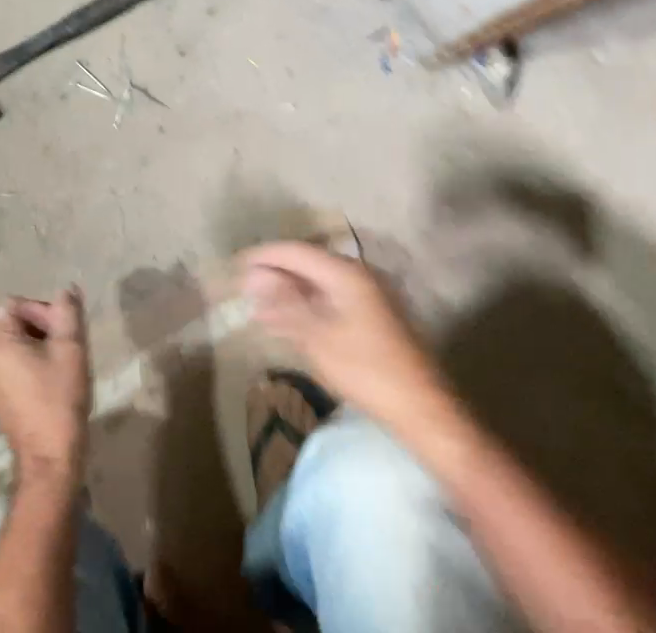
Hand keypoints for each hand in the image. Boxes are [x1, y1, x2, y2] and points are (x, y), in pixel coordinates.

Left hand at [0, 287, 91, 487]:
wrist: (50, 455)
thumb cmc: (60, 398)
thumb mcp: (71, 349)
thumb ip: (67, 313)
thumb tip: (65, 289)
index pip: (13, 304)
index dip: (40, 309)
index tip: (62, 330)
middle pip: (6, 320)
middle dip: (36, 322)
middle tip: (62, 340)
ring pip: (8, 340)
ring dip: (34, 339)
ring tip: (61, 357)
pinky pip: (8, 360)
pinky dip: (27, 357)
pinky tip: (51, 374)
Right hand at [241, 242, 446, 424]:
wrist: (419, 405)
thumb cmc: (364, 370)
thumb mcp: (316, 338)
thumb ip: (284, 304)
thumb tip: (255, 279)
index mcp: (346, 274)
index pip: (296, 251)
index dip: (264, 255)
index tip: (236, 264)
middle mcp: (360, 275)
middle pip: (309, 262)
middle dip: (276, 271)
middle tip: (245, 285)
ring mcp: (369, 294)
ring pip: (320, 281)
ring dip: (290, 289)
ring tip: (261, 302)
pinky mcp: (374, 314)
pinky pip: (332, 296)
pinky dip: (308, 302)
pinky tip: (291, 318)